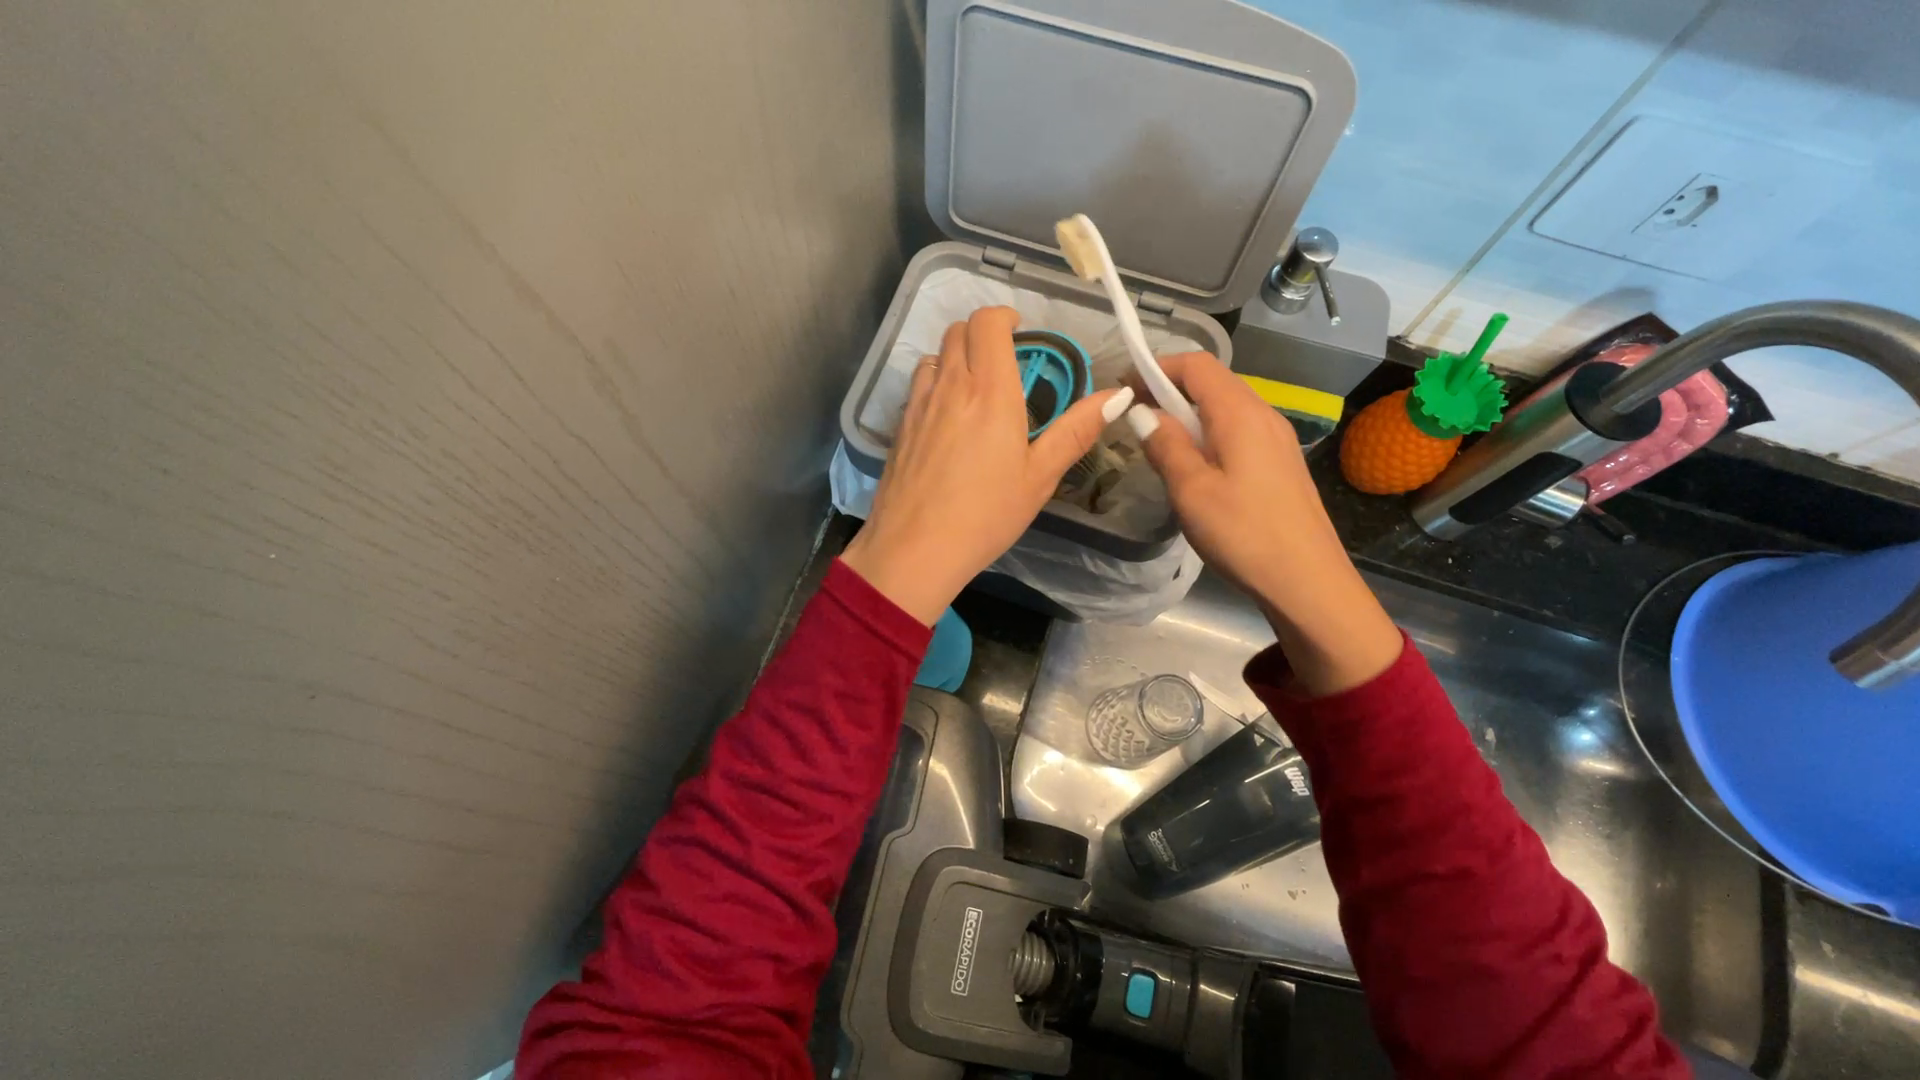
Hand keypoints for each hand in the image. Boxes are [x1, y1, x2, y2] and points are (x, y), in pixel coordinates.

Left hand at [843, 307, 1126, 625]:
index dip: (1004, 317)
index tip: (1021, 333)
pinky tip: (949, 418)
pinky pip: (919, 384)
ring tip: (977, 388)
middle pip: (958, 330)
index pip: (988, 323)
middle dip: (983, 333)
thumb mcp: (1040, 476)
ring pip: (935, 355)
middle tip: (1006, 361)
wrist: (915, 549)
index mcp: (989, 390)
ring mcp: (919, 404)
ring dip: (957, 356)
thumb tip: (1118, 395)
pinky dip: (937, 382)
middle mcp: (950, 385)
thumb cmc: (986, 515)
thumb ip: (1076, 430)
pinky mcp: (900, 426)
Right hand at [1125, 352, 1401, 693]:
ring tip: (1159, 443)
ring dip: (1188, 414)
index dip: (1157, 367)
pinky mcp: (1281, 463)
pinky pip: (1238, 430)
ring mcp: (1277, 439)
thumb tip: (1143, 412)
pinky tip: (1195, 467)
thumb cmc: (1244, 534)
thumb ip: (1165, 445)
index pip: (1196, 365)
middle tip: (1135, 417)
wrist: (1307, 582)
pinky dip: (1208, 434)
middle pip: (1213, 381)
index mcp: (1240, 413)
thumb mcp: (1191, 490)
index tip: (1124, 387)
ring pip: (1226, 407)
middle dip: (1170, 389)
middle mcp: (1264, 414)